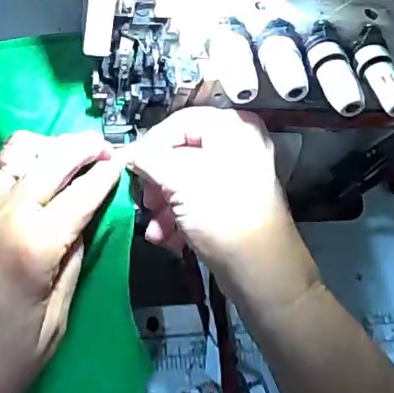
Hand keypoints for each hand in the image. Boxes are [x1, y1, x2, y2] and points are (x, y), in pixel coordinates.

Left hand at [0, 131, 123, 392]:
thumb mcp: (49, 330)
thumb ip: (70, 268)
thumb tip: (84, 229)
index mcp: (34, 245)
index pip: (82, 193)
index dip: (107, 174)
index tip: (125, 160)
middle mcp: (4, 214)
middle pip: (53, 158)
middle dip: (85, 147)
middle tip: (106, 149)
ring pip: (17, 150)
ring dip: (48, 146)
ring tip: (68, 155)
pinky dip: (14, 158)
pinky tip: (24, 173)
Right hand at [122, 109, 319, 313]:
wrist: (261, 270)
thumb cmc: (222, 213)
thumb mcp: (177, 179)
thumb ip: (149, 159)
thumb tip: (132, 153)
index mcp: (231, 127)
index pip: (179, 122)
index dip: (151, 144)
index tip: (132, 166)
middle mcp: (238, 144)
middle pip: (181, 153)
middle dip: (157, 181)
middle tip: (146, 200)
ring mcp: (237, 175)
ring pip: (186, 180)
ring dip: (164, 204)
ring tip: (156, 227)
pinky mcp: (233, 203)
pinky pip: (198, 199)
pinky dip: (180, 216)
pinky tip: (168, 237)